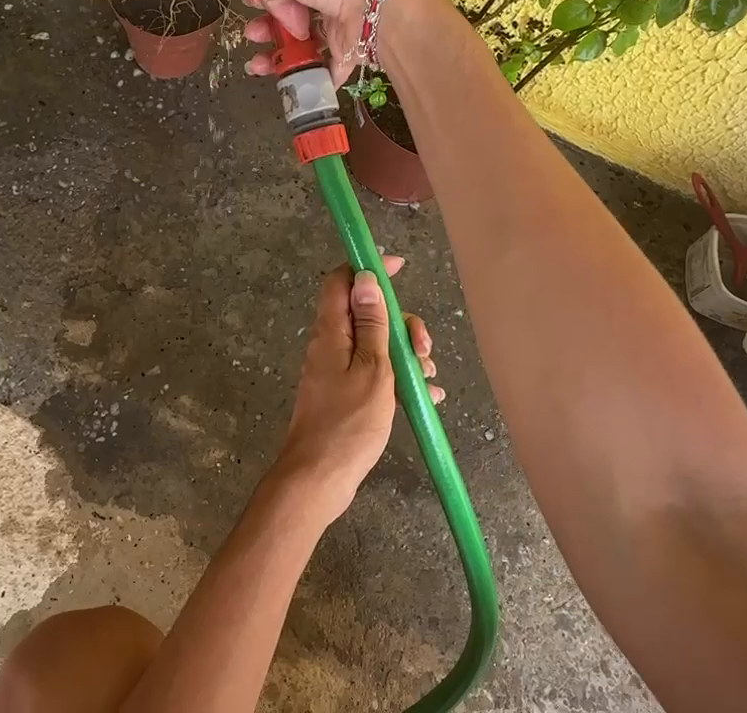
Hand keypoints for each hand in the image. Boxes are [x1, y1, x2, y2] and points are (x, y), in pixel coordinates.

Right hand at [241, 0, 399, 82]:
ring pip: (303, 42)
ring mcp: (340, 20)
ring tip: (260, 64)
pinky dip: (308, 76)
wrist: (376, 5)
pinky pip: (325, 67)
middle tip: (254, 34)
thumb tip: (280, 12)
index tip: (251, 3)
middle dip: (267, 26)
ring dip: (278, 55)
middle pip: (291, 12)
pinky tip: (290, 79)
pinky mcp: (350, 49)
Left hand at [271, 257, 442, 524]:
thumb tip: (365, 278)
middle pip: (366, 313)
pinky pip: (375, 374)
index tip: (398, 267)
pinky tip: (427, 397)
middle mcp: (330, 345)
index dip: (368, 269)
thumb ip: (372, 325)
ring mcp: (336, 371)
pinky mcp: (345, 395)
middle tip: (422, 347)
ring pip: (376, 345)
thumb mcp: (372, 370)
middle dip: (400, 322)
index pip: (341, 281)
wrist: (319, 478)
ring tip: (428, 377)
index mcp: (331, 332)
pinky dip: (400, 379)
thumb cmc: (348, 424)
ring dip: (405, 354)